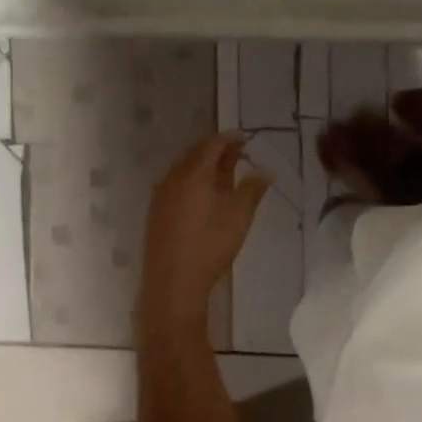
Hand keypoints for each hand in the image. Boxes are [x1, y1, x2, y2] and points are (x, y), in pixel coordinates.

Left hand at [141, 136, 269, 324]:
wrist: (173, 282)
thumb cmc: (210, 245)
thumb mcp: (239, 216)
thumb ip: (252, 189)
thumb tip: (265, 171)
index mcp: (194, 174)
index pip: (211, 145)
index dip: (229, 140)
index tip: (244, 139)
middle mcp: (173, 178)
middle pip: (195, 155)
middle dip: (216, 151)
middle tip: (236, 153)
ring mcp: (161, 196)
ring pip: (183, 170)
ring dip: (203, 166)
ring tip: (223, 173)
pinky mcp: (156, 213)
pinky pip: (175, 185)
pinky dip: (191, 181)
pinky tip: (202, 195)